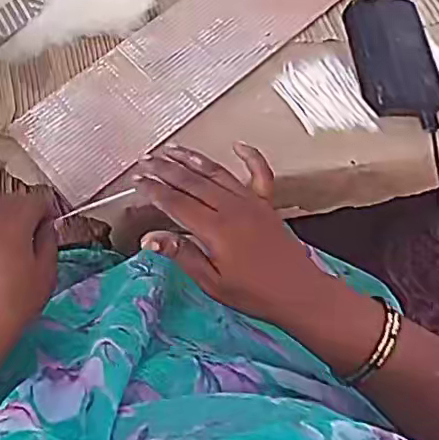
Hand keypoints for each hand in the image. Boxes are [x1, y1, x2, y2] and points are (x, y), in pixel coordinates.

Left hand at [0, 190, 57, 353]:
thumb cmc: (15, 304)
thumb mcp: (45, 274)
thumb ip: (48, 242)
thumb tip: (45, 228)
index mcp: (12, 222)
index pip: (35, 200)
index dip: (49, 209)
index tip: (55, 226)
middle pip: (12, 200)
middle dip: (28, 209)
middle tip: (40, 232)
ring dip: (10, 219)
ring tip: (22, 246)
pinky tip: (2, 258)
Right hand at [132, 144, 350, 329]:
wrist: (301, 294)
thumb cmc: (254, 294)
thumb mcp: (212, 282)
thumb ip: (182, 255)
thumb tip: (149, 239)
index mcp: (215, 229)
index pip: (175, 201)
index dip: (153, 189)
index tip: (137, 181)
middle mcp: (232, 208)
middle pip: (191, 181)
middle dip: (164, 168)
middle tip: (145, 160)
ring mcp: (251, 202)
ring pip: (216, 172)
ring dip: (191, 158)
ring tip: (171, 149)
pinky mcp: (267, 203)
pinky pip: (259, 173)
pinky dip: (250, 156)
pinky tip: (238, 145)